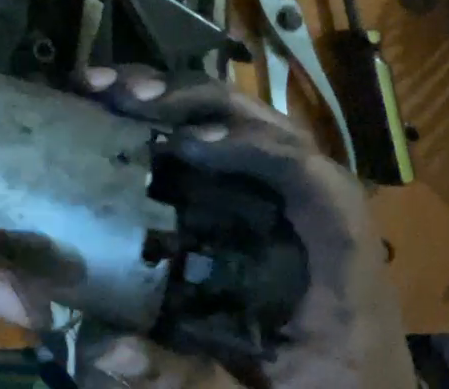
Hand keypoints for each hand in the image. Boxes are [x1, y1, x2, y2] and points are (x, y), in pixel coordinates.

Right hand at [72, 66, 414, 388]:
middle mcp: (316, 224)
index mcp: (342, 273)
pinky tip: (117, 112)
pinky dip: (168, 124)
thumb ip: (189, 379)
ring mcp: (282, 214)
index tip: (182, 144)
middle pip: (273, 132)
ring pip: (243, 130)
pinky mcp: (246, 217)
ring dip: (177, 101)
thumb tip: (106, 348)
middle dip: (199, 102)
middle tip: (126, 93)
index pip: (316, 182)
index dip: (255, 147)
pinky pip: (214, 155)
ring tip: (109, 88)